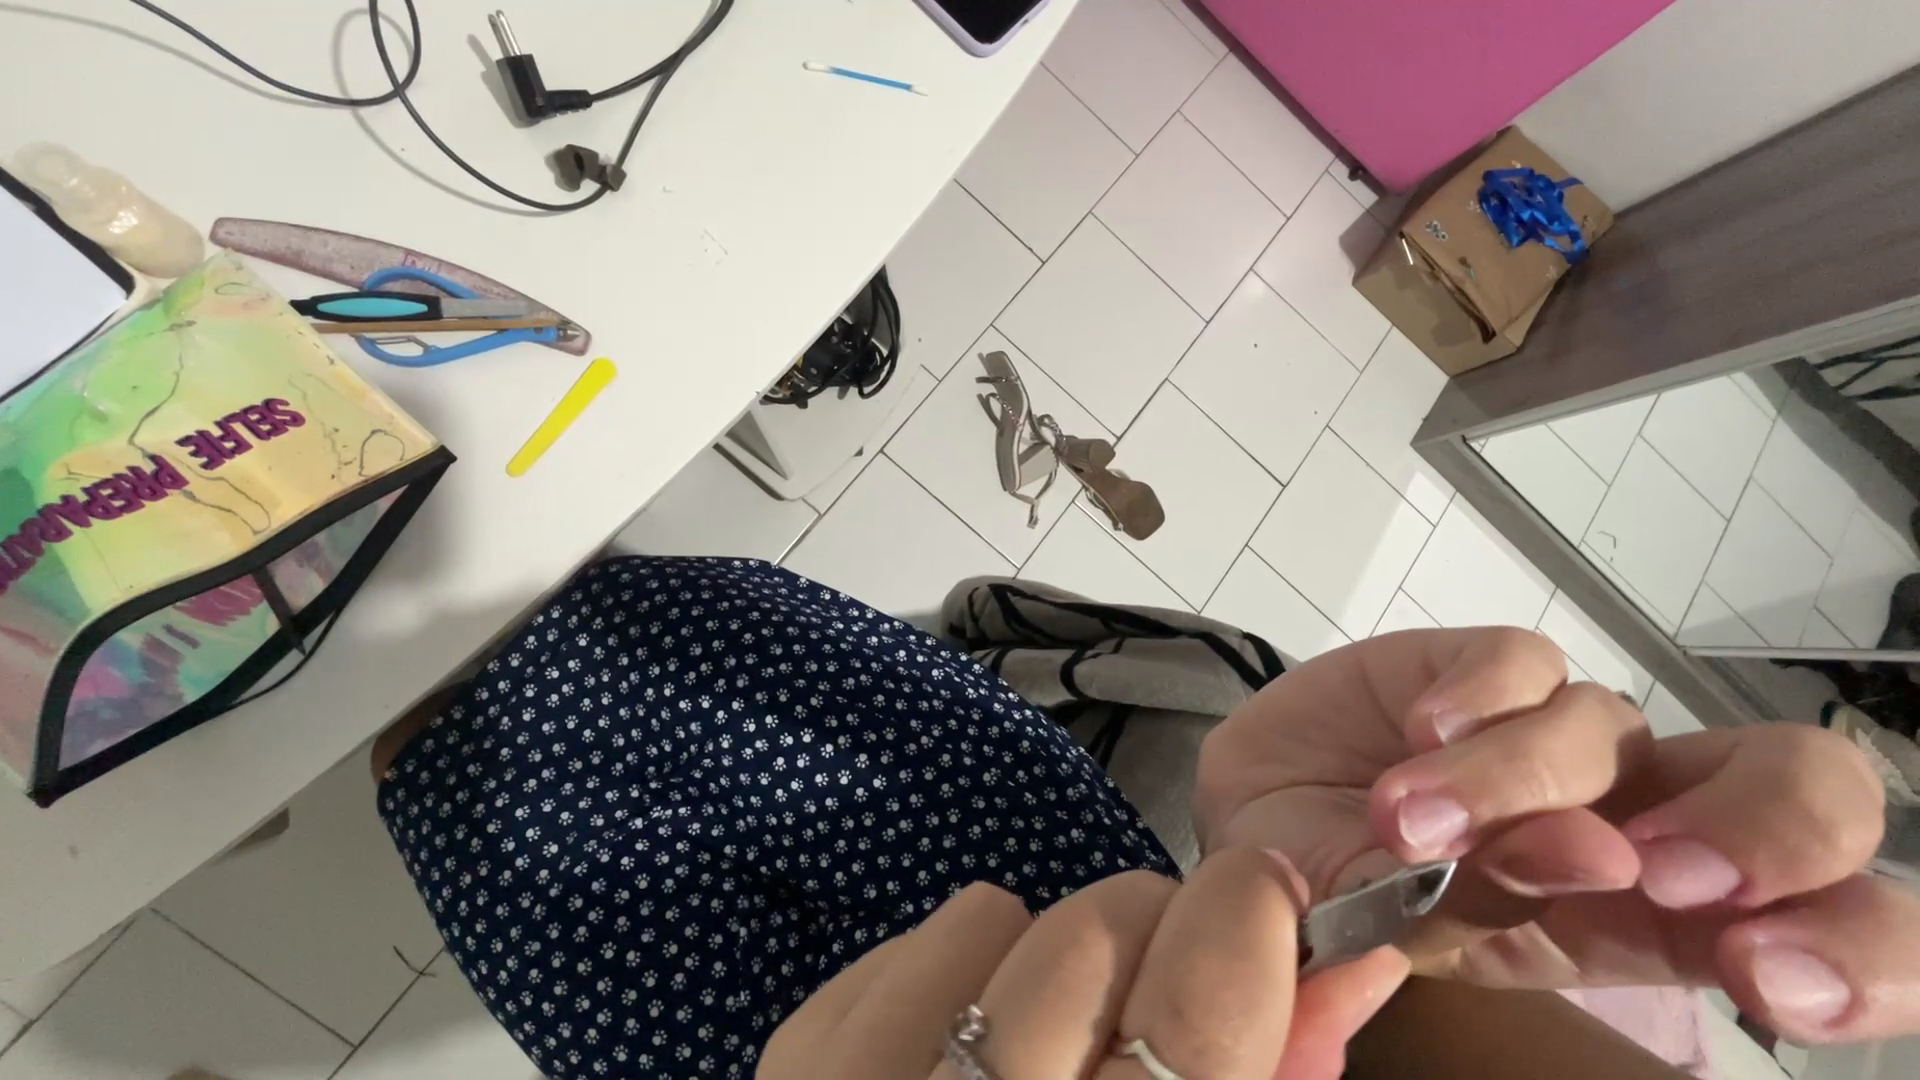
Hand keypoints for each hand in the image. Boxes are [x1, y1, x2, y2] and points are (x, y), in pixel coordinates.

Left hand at [758, 851, 1407, 1079]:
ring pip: (993, 914)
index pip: (1192, 1017)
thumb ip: (1272, 1075)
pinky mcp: (799, 1064)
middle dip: (1152, 922)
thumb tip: (1337, 965)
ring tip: (1052, 1027)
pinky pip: (915, 940)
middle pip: (1088, 936)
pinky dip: (962, 964)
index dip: (1247, 920)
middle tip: (1162, 968)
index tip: (1267, 880)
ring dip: (1049, 949)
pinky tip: (967, 1046)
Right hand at [1194, 626, 1919, 1044]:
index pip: (1828, 932)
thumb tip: (1596, 859)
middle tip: (1648, 869)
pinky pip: (1519, 661)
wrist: (1250, 812)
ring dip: (1514, 779)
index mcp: (1643, 918)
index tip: (1761, 978)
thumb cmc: (1331, 888)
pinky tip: (1419, 732)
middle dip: (1768, 826)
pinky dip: (1479, 697)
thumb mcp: (1405, 931)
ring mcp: (1547, 728)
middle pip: (1797, 789)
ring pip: (1610, 721)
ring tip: (1407, 820)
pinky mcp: (1476, 666)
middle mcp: (1623, 813)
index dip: (1854, 951)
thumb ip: (1485, 909)